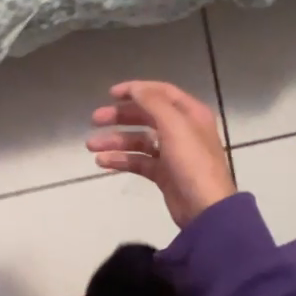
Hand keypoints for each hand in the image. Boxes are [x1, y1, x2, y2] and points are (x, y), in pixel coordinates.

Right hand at [87, 80, 234, 227]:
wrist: (204, 207)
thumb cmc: (192, 162)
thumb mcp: (174, 126)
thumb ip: (153, 103)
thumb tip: (134, 88)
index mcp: (189, 113)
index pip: (160, 92)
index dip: (135, 90)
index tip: (110, 94)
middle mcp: (181, 129)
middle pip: (145, 116)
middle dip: (119, 117)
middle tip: (94, 120)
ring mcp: (171, 152)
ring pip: (138, 140)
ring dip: (115, 141)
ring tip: (91, 146)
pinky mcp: (162, 173)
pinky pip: (138, 161)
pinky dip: (120, 160)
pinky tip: (102, 162)